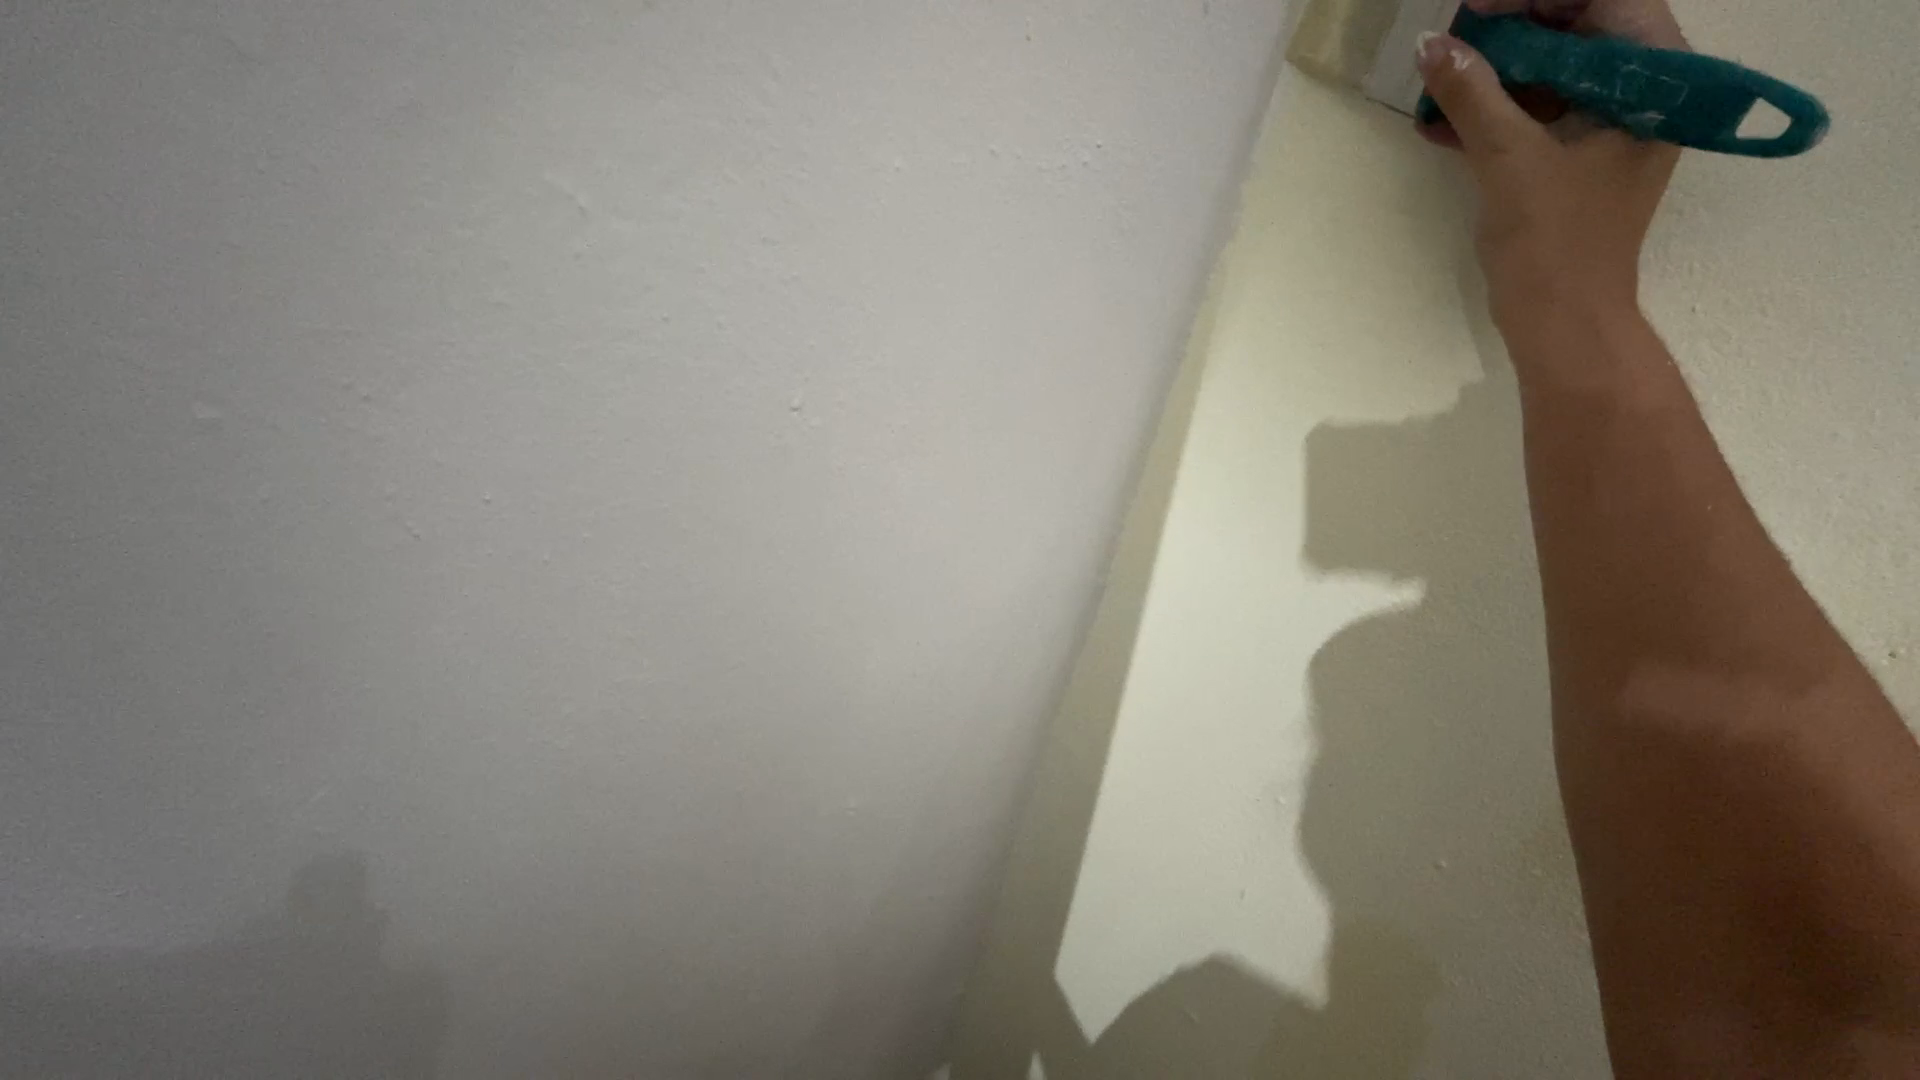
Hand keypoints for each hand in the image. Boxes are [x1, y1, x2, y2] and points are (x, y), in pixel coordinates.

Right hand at [1415, 0, 1687, 339]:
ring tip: (1434, 80)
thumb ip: (1473, 96)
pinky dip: (1487, 116)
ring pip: (1546, 77)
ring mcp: (1602, 131)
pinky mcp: (1568, 163)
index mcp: (1655, 82)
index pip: (1605, 2)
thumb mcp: (1509, 160)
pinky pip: (1529, 119)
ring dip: (1489, 77)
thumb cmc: (1553, 241)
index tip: (1475, 8)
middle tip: (1448, 40)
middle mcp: (1638, 96)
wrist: (1560, 322)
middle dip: (1507, 34)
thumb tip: (1431, 45)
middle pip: (1574, 34)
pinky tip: (1437, 121)